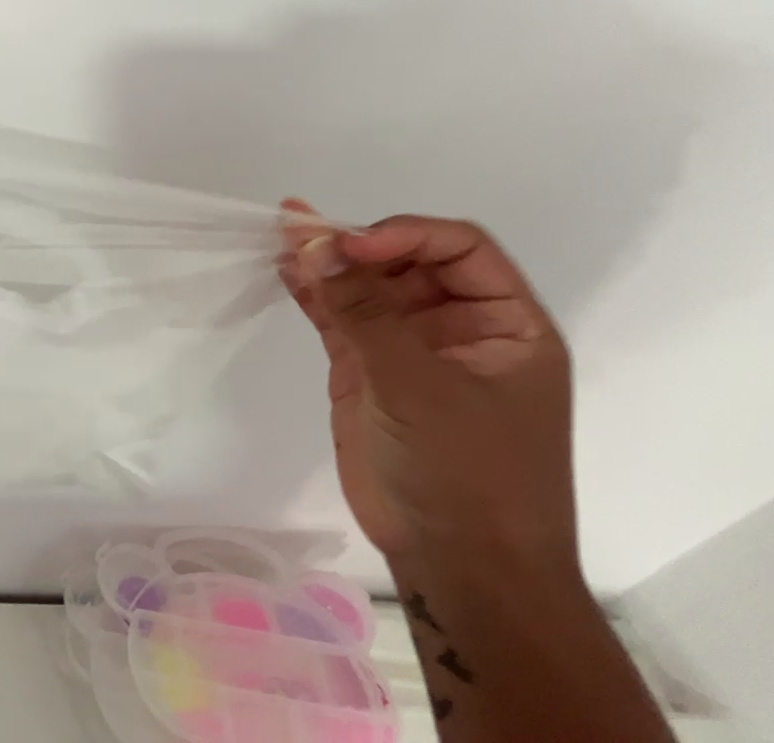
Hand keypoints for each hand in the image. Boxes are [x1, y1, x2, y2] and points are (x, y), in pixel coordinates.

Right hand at [278, 202, 579, 574]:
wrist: (457, 559)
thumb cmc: (464, 469)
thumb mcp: (416, 385)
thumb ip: (363, 312)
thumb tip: (314, 243)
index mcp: (505, 325)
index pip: (459, 250)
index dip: (404, 236)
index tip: (349, 247)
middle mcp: (459, 329)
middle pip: (406, 264)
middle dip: (355, 243)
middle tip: (296, 226)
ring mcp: (410, 352)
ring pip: (367, 291)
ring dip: (327, 263)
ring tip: (280, 232)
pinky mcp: (368, 374)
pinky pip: (341, 322)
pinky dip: (314, 297)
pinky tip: (285, 271)